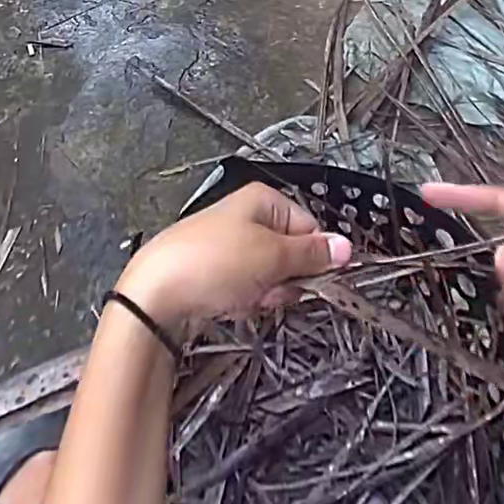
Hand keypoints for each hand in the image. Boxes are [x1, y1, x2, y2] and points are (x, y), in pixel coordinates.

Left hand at [116, 183, 351, 336]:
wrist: (157, 291)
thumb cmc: (214, 262)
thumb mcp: (273, 258)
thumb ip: (312, 255)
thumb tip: (346, 247)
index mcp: (263, 201)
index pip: (310, 227)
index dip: (313, 257)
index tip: (309, 278)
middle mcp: (247, 216)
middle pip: (290, 253)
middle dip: (285, 279)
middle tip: (268, 286)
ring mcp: (231, 244)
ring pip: (270, 275)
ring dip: (265, 293)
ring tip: (244, 295)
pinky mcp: (217, 270)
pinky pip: (248, 287)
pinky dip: (244, 300)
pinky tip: (229, 303)